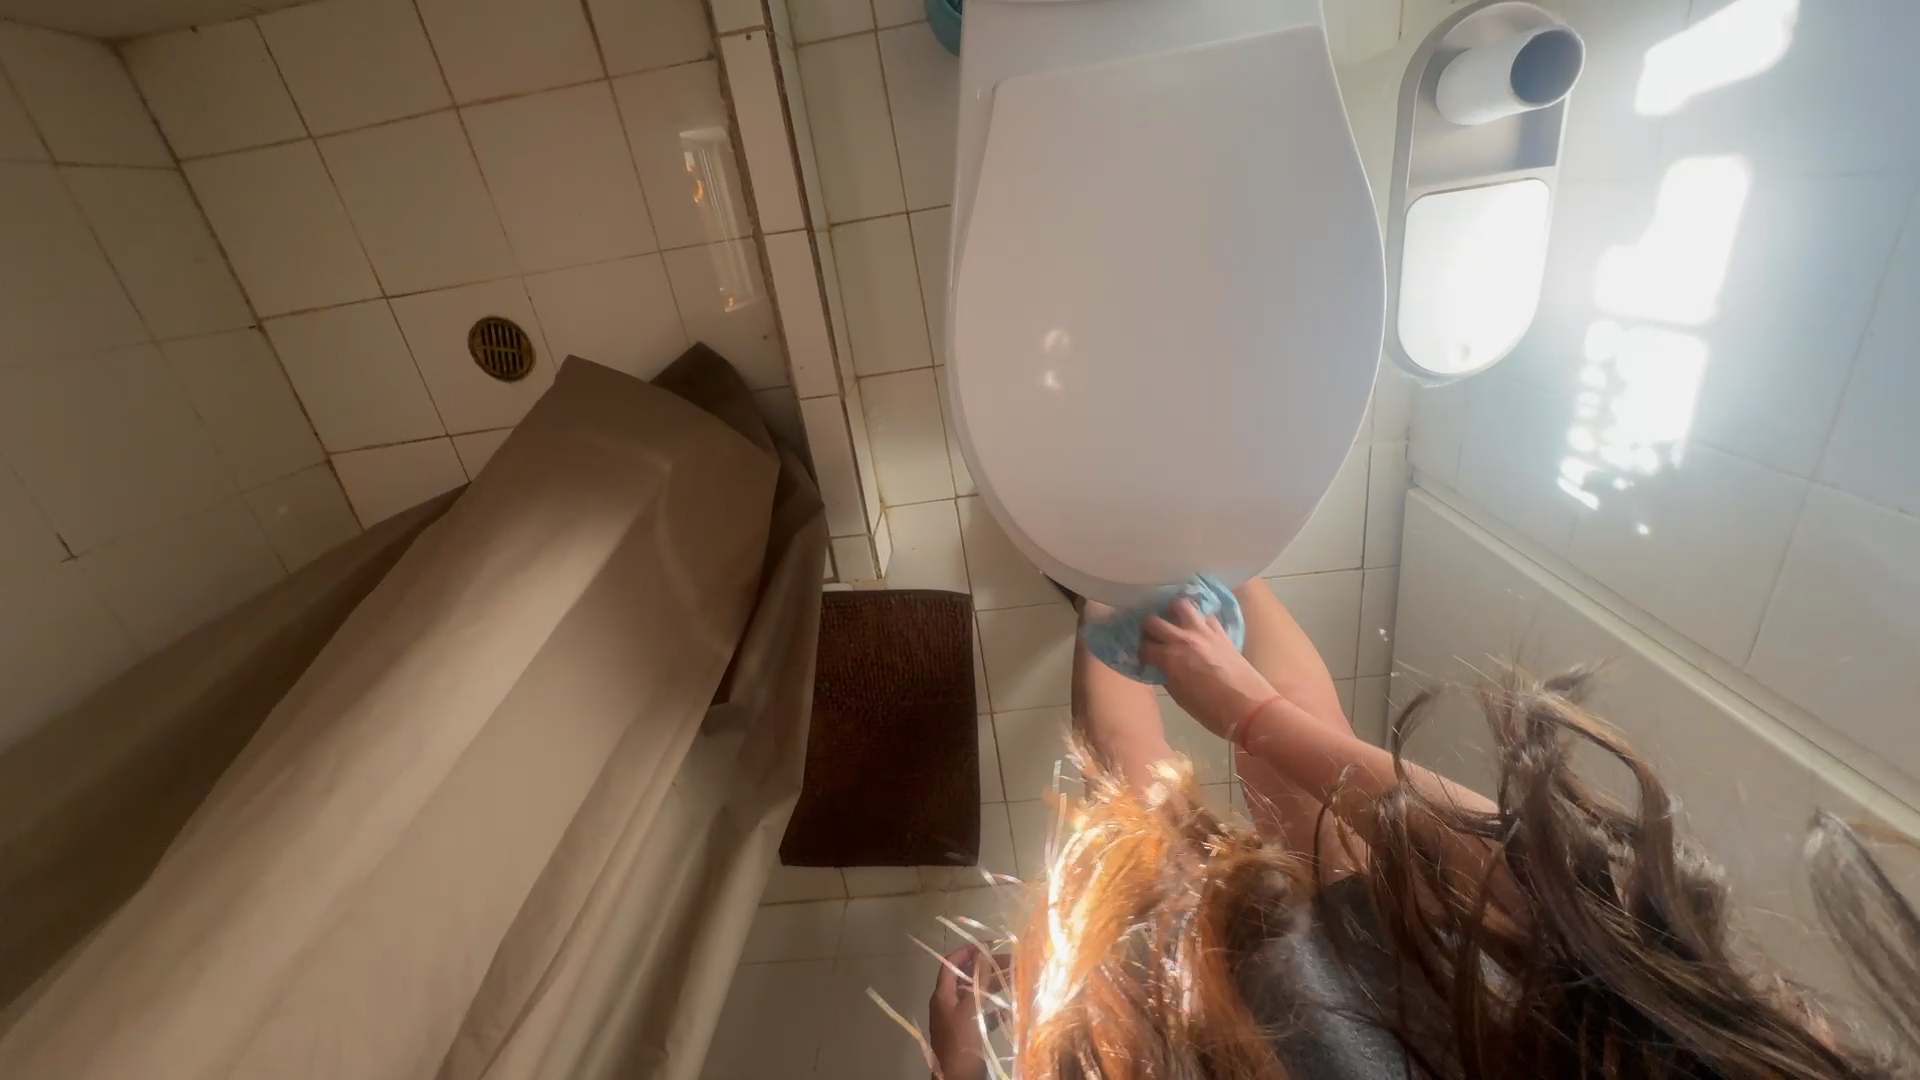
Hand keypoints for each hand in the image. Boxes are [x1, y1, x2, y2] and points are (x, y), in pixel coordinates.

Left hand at [928, 946, 1003, 1079]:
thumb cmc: (960, 1043)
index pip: (950, 964)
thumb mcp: (969, 1009)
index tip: (987, 945)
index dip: (967, 952)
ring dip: (992, 987)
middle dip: (986, 968)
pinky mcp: (968, 1036)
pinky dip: (994, 1012)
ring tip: (1013, 979)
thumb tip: (983, 953)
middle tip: (1009, 962)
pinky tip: (1009, 1011)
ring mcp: (957, 1021)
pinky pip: (981, 1017)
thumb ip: (977, 981)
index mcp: (942, 995)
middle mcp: (948, 1005)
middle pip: (966, 978)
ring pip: (976, 997)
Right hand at [1140, 597, 1277, 738]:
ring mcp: (1204, 633)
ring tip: (1172, 619)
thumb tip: (1161, 666)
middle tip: (1149, 637)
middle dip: (1147, 628)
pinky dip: (1198, 617)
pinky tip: (1197, 625)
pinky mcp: (1221, 633)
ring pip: (1181, 605)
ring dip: (1172, 611)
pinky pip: (1206, 615)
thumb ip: (1167, 676)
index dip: (1138, 652)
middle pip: (1153, 621)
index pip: (1143, 647)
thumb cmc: (1212, 711)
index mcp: (1169, 658)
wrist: (1251, 708)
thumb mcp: (1180, 697)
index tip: (1141, 658)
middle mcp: (1183, 639)